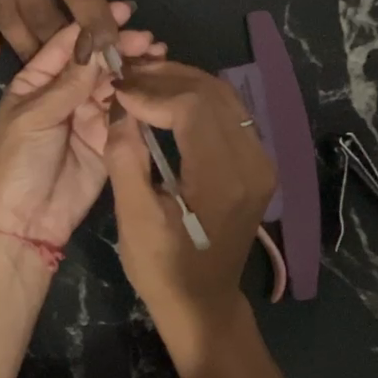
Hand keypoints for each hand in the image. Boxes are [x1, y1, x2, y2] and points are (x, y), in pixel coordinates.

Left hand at [0, 5, 164, 247]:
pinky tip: (155, 82)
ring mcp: (86, 115)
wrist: (27, 219)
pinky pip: (124, 111)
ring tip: (157, 53)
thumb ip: (69, 83)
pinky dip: (139, 97)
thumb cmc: (17, 162)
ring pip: (113, 83)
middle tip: (147, 38)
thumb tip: (96, 45)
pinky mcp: (106, 138)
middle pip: (94, 62)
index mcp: (35, 82)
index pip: (65, 45)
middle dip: (119, 46)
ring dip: (133, 68)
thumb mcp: (35, 116)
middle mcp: (62, 93)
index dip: (91, 28)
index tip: (120, 11)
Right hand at [104, 61, 276, 348]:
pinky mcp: (256, 164)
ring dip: (180, 82)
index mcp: (224, 179)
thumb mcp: (133, 219)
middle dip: (165, 77)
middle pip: (212, 93)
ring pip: (223, 97)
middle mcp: (253, 163)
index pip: (193, 107)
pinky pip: (228, 113)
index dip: (152, 91)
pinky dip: (195, 98)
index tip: (116, 91)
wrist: (202, 302)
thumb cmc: (163, 268)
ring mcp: (260, 162)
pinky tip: (164, 98)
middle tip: (124, 74)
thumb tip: (119, 109)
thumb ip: (126, 159)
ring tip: (140, 79)